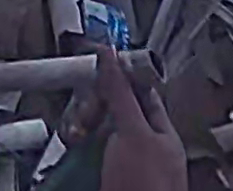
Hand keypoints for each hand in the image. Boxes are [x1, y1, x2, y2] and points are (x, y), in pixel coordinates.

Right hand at [64, 46, 185, 190]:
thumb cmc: (146, 189)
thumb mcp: (134, 134)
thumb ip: (120, 93)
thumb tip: (110, 54)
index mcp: (161, 133)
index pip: (139, 89)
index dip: (120, 73)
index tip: (97, 59)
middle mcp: (141, 143)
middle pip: (111, 104)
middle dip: (93, 103)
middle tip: (87, 112)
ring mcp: (119, 158)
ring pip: (93, 122)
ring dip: (80, 122)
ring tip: (76, 133)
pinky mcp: (99, 170)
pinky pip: (81, 143)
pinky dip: (73, 140)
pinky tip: (71, 143)